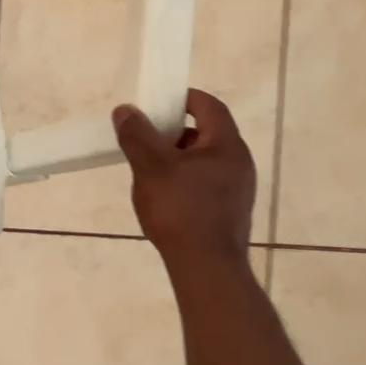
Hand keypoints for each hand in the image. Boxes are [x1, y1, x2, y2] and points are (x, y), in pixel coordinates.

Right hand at [112, 89, 255, 266]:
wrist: (206, 265)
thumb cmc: (180, 209)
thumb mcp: (151, 167)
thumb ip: (137, 135)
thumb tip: (126, 110)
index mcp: (226, 145)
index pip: (210, 106)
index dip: (183, 99)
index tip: (157, 102)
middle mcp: (239, 163)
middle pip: (205, 134)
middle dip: (172, 133)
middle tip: (144, 140)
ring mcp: (237, 189)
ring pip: (203, 162)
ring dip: (176, 160)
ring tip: (147, 173)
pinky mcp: (229, 211)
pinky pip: (204, 184)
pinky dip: (183, 181)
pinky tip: (162, 199)